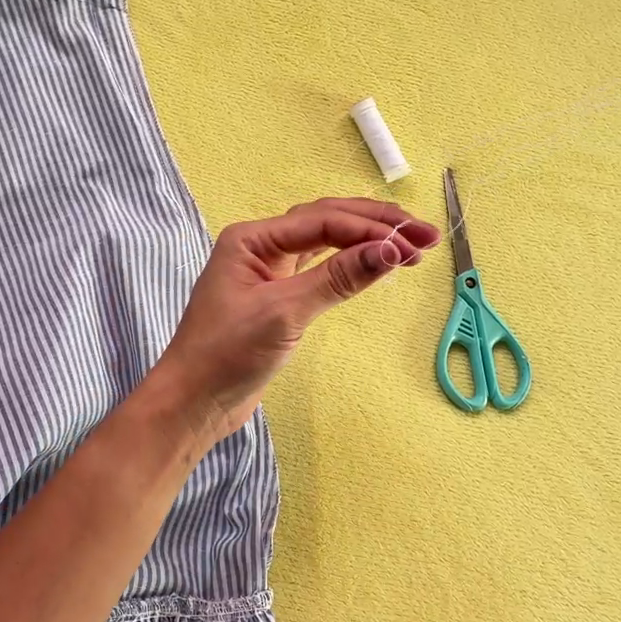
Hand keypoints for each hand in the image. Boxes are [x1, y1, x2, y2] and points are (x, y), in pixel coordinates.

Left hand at [141, 199, 439, 444]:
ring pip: (324, 242)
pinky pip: (319, 268)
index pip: (321, 221)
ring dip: (366, 240)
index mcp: (251, 239)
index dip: (369, 228)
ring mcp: (267, 272)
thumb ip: (337, 279)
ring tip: (413, 246)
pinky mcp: (276, 298)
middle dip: (376, 224)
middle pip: (326, 221)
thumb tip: (391, 250)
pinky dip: (349, 264)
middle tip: (426, 234)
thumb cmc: (225, 355)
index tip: (413, 244)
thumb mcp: (284, 314)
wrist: (194, 401)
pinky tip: (375, 261)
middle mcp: (258, 247)